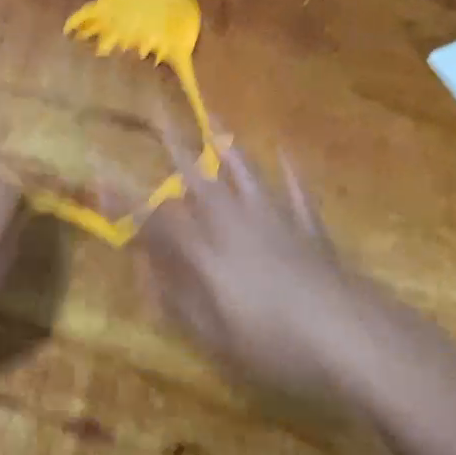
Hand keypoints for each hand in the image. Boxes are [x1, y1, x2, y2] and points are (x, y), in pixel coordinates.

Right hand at [125, 132, 422, 400]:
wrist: (358, 340)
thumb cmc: (277, 346)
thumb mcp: (214, 337)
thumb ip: (176, 300)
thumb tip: (143, 269)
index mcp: (205, 253)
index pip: (154, 218)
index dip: (123, 196)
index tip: (98, 169)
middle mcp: (235, 226)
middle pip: (198, 177)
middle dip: (172, 142)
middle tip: (156, 108)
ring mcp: (277, 222)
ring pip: (245, 174)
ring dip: (227, 144)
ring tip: (213, 118)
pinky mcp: (311, 231)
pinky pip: (296, 192)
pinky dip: (289, 172)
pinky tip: (287, 153)